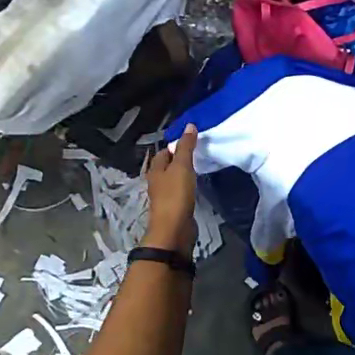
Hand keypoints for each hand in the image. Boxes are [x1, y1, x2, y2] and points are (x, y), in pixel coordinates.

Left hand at [141, 125, 198, 256]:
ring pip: (174, 179)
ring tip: (199, 168)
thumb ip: (186, 146)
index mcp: (155, 170)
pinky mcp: (174, 208)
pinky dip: (187, 187)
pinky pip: (180, 192)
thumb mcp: (182, 166)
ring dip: (184, 174)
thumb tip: (190, 125)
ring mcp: (165, 196)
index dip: (175, 145)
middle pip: (168, 165)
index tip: (191, 141)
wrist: (174, 229)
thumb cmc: (175, 195)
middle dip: (180, 159)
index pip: (163, 151)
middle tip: (198, 153)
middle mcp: (157, 181)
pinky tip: (197, 186)